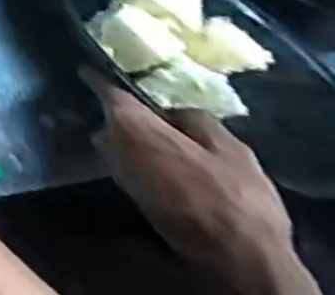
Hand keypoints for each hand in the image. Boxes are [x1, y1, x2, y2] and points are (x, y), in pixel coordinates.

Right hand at [84, 71, 319, 294]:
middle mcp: (238, 163)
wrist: (240, 261)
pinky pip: (189, 200)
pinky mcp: (235, 230)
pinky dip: (164, 195)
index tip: (104, 105)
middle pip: (179, 140)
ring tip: (120, 170)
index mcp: (221, 136)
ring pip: (184, 171)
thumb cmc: (188, 188)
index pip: (171, 107)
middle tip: (107, 139)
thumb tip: (92, 73)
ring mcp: (243, 200)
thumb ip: (116, 102)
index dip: (135, 102)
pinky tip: (145, 198)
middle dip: (144, 136)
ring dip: (152, 167)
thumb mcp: (139, 132)